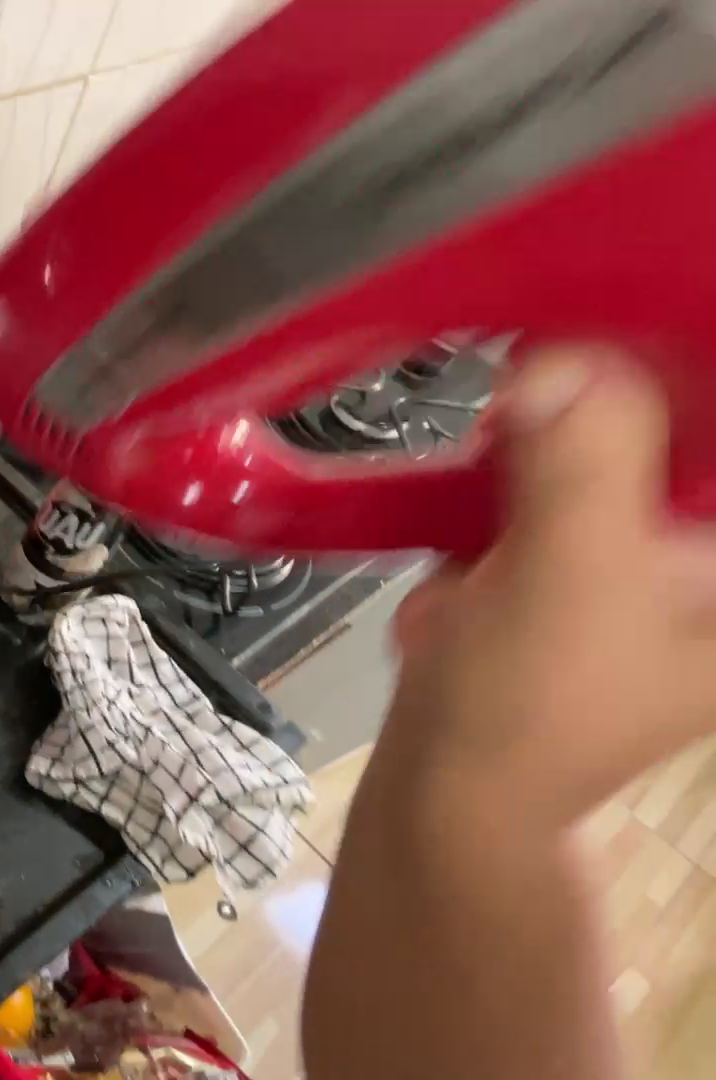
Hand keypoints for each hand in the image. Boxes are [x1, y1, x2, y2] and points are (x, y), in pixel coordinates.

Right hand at [381, 348, 715, 826]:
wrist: (455, 752)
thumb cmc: (535, 693)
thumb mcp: (570, 578)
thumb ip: (578, 468)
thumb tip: (561, 359)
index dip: (703, 350)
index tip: (652, 292)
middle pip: (700, 408)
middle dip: (650, 362)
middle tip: (579, 315)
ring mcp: (662, 529)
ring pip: (643, 423)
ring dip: (591, 389)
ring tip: (544, 353)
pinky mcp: (587, 528)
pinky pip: (577, 450)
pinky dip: (542, 425)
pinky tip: (515, 411)